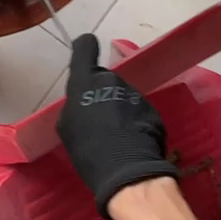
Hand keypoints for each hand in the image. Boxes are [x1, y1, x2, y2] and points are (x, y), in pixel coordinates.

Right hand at [57, 34, 178, 217]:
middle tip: (98, 118)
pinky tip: (131, 142)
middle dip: (102, 92)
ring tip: (115, 136)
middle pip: (104, 78)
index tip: (85, 52)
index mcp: (85, 82)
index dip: (84, 48)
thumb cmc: (87, 148)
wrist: (127, 171)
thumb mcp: (68, 126)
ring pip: (123, 96)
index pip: (84, 49)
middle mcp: (111, 80)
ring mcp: (135, 94)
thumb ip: (75, 106)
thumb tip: (83, 104)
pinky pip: (139, 112)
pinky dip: (135, 123)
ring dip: (119, 109)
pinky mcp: (152, 111)